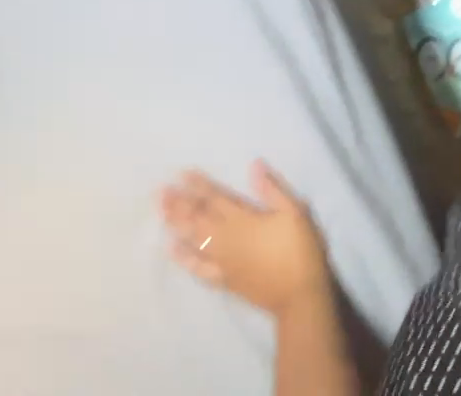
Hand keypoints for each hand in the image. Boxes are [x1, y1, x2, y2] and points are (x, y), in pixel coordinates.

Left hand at [160, 161, 331, 319]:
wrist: (298, 295)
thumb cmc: (300, 249)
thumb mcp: (295, 212)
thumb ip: (272, 189)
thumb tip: (254, 165)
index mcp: (243, 220)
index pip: (216, 198)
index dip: (199, 185)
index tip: (182, 174)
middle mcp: (226, 239)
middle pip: (198, 218)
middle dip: (179, 203)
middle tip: (160, 191)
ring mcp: (222, 261)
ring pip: (193, 239)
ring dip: (176, 225)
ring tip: (161, 212)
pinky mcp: (223, 279)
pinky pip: (197, 268)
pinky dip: (183, 258)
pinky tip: (172, 250)